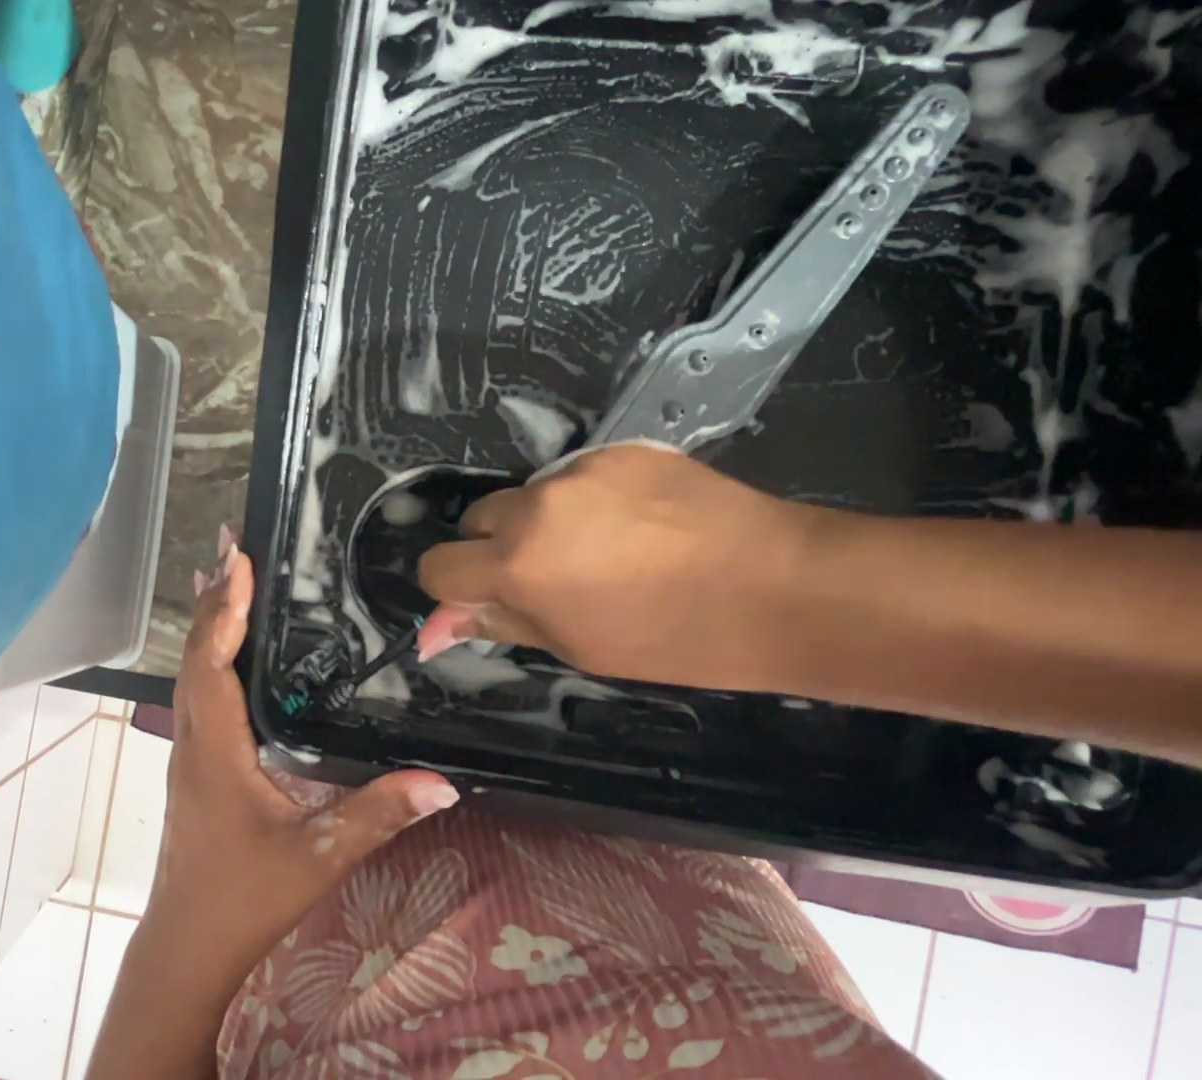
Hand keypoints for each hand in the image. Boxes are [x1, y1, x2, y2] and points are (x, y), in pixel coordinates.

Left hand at [154, 530, 460, 988]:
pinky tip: (224, 649)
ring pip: (190, 674)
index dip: (226, 611)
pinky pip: (197, 694)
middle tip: (230, 545)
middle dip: (213, 598)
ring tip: (223, 577)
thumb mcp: (319, 856)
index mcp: (216, 752)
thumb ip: (378, 815)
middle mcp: (193, 742)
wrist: (188, 941)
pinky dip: (209, 655)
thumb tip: (443, 783)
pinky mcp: (194, 765)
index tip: (238, 561)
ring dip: (207, 623)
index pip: (213, 666)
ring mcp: (188, 753)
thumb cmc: (246, 898)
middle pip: (194, 657)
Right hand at [415, 443, 812, 691]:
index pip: (439, 565)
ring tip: (603, 547)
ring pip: (526, 495)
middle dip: (496, 547)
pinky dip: (586, 499)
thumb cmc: (672, 640)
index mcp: (517, 566)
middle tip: (549, 575)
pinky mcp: (616, 449)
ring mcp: (577, 471)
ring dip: (541, 521)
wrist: (778, 587)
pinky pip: (574, 475)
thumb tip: (438, 628)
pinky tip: (634, 522)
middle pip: (476, 519)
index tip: (487, 599)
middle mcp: (534, 508)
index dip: (456, 587)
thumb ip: (501, 624)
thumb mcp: (575, 646)